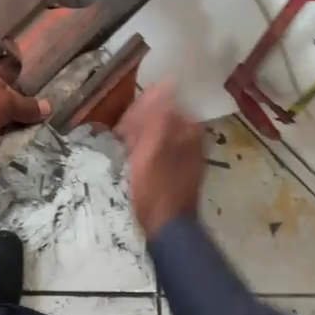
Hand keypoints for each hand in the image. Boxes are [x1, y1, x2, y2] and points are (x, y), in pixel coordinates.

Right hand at [115, 83, 204, 237]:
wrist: (167, 230)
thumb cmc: (157, 188)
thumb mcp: (153, 149)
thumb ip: (159, 116)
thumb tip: (166, 84)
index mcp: (190, 130)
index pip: (167, 101)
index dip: (144, 106)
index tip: (126, 118)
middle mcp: (192, 138)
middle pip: (162, 115)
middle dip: (140, 121)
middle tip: (122, 134)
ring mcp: (186, 154)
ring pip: (158, 131)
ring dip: (140, 134)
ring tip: (123, 146)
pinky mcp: (177, 167)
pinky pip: (158, 146)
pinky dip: (144, 148)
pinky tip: (131, 157)